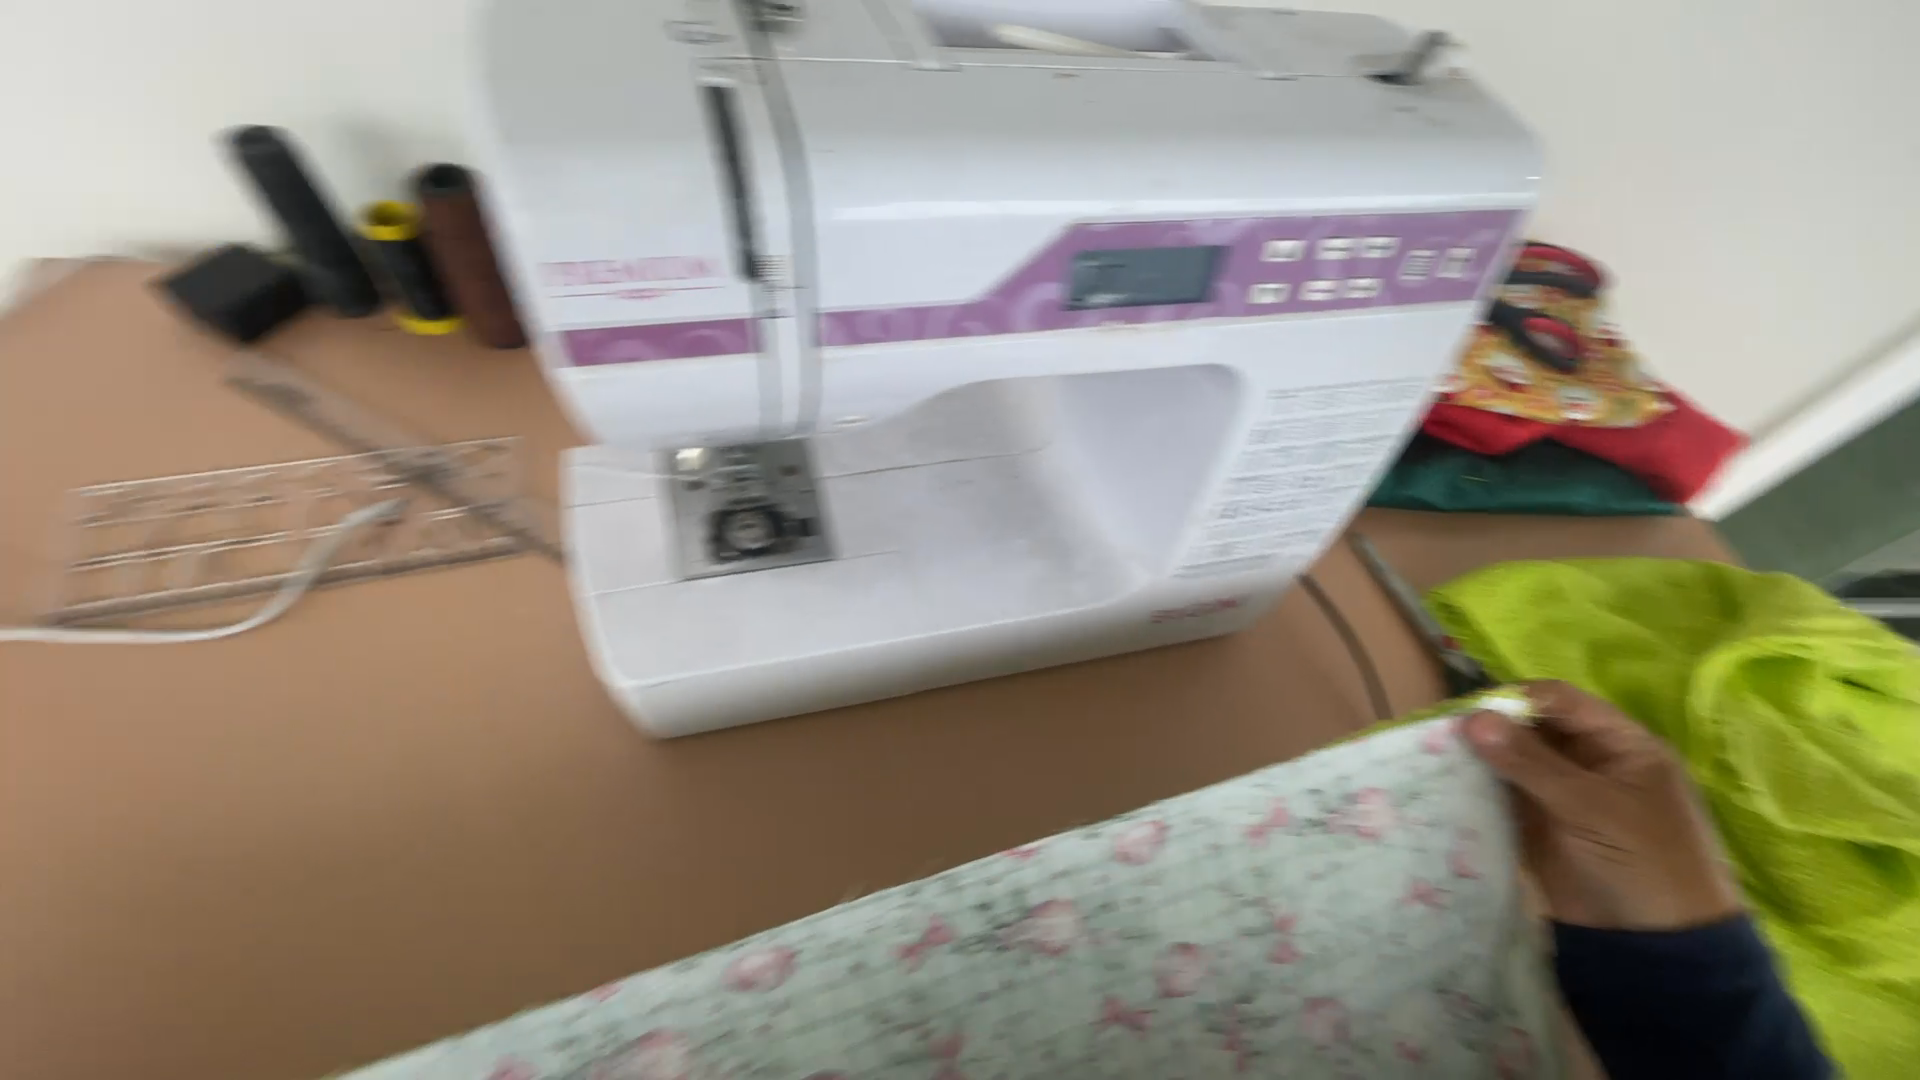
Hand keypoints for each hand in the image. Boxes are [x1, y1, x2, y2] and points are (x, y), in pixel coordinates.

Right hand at [1460, 681, 1742, 930]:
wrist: (1650, 947)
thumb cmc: (1642, 865)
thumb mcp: (1592, 809)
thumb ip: (1530, 762)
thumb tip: (1471, 718)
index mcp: (1619, 745)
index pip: (1559, 700)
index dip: (1516, 699)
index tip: (1472, 713)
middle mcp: (1585, 758)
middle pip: (1527, 722)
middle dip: (1488, 725)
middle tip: (1444, 732)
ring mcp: (1555, 787)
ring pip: (1506, 752)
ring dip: (1475, 751)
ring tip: (1435, 752)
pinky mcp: (1531, 815)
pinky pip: (1496, 784)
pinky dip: (1472, 779)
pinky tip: (1444, 776)